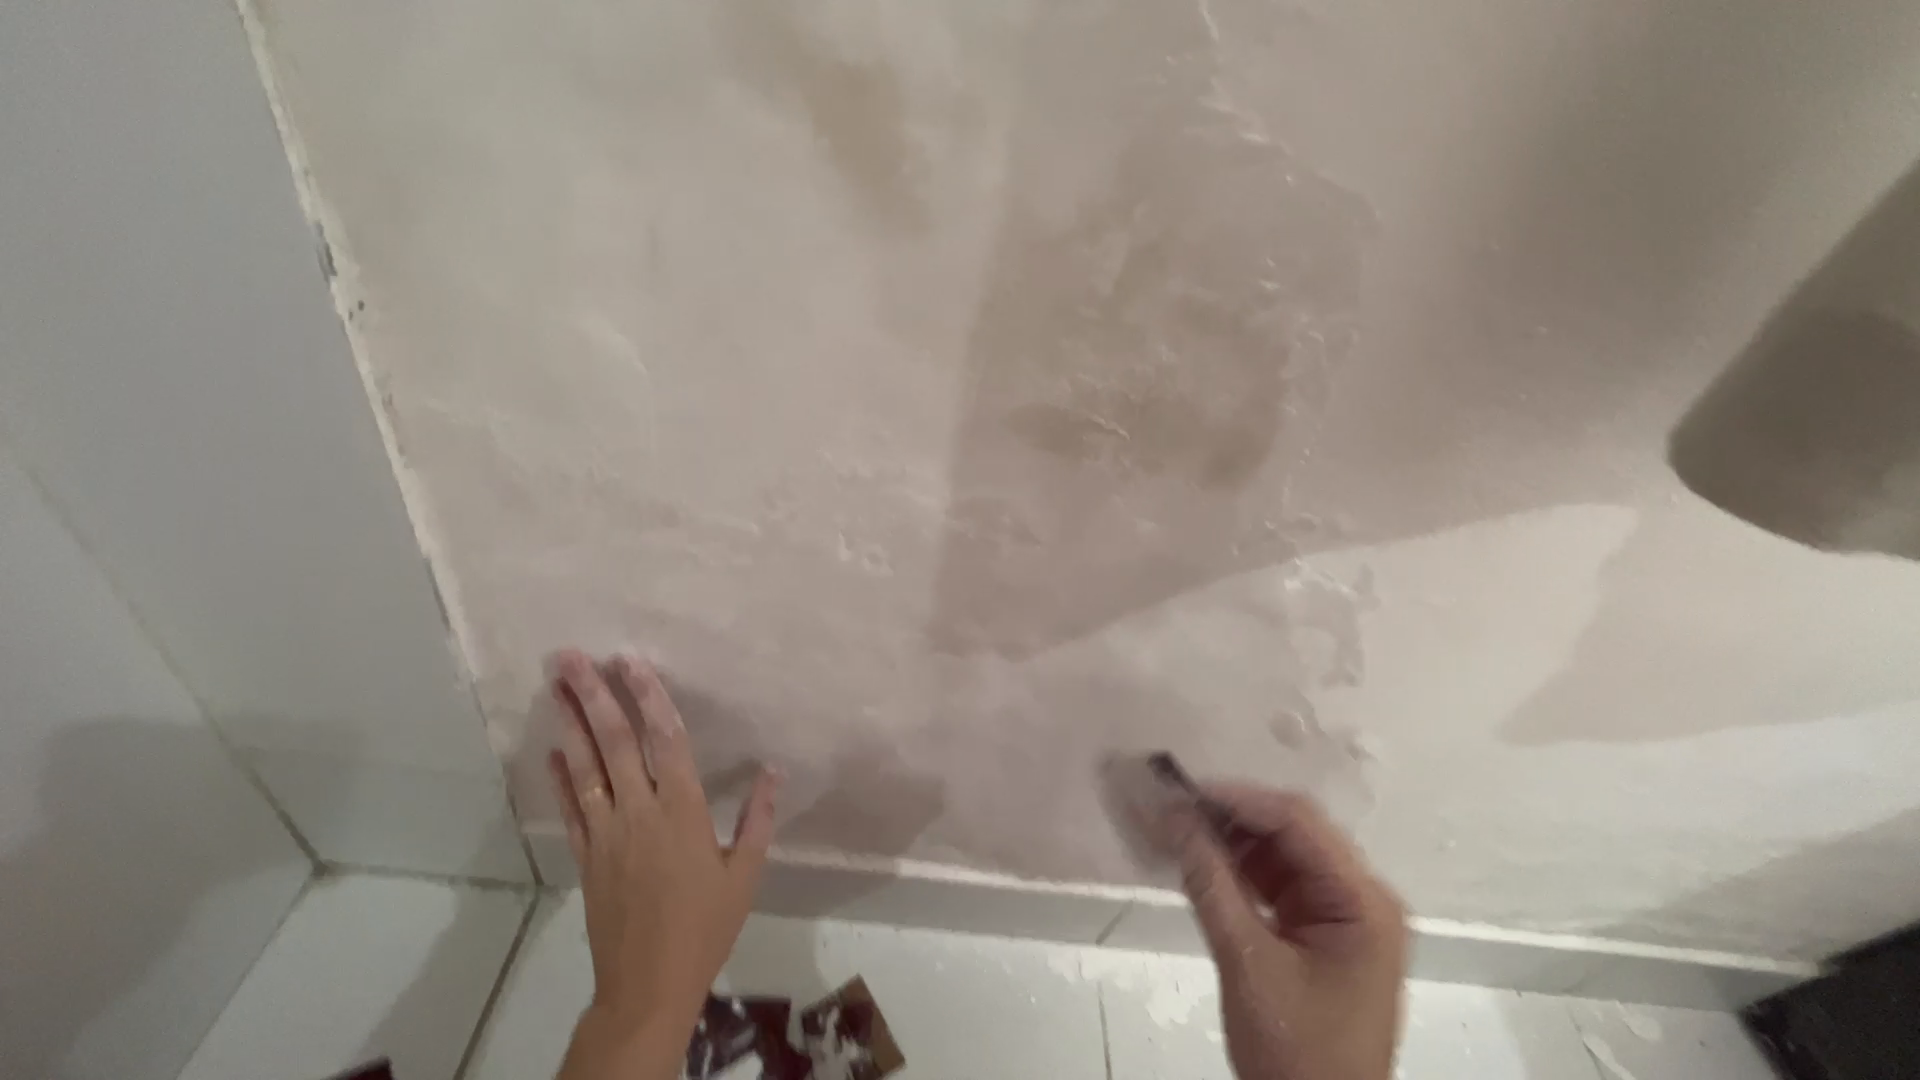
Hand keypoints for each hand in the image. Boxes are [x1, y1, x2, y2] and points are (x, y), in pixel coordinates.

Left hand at [546, 649, 779, 1079]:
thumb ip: (758, 818)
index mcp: (683, 812)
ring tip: (553, 686)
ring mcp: (607, 834)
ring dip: (569, 725)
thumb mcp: (745, 874)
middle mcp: (640, 812)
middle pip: (614, 743)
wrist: (649, 984)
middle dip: (592, 697)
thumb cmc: (706, 926)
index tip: (630, 662)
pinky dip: (561, 778)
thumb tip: (773, 770)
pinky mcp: (587, 857)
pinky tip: (553, 751)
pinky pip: (572, 809)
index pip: (665, 741)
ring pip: (585, 768)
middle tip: (570, 658)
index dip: (648, 698)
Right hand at [1167, 784, 1406, 1079]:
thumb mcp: (1249, 965)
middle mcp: (1360, 896)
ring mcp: (1340, 913)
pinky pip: (1275, 881)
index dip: (1237, 798)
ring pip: (1279, 852)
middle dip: (1230, 815)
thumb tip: (1174, 820)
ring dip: (1229, 838)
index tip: (1181, 790)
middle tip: (1172, 804)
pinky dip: (1236, 868)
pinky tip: (1197, 857)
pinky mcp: (1317, 929)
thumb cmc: (1296, 1052)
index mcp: (1363, 901)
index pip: (1298, 823)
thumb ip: (1212, 886)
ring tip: (1175, 825)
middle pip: (1291, 832)